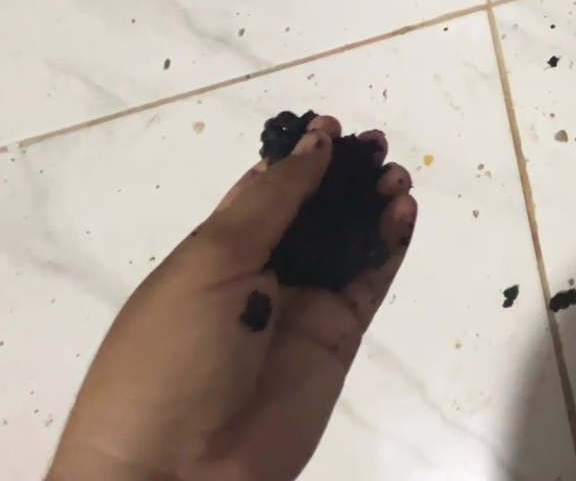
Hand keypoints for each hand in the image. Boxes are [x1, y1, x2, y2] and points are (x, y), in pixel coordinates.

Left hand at [49, 114, 415, 480]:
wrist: (174, 479)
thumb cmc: (171, 358)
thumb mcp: (211, 263)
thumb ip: (273, 200)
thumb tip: (314, 143)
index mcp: (219, 250)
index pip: (268, 189)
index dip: (301, 156)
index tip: (333, 129)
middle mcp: (265, 271)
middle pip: (317, 208)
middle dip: (346, 173)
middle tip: (377, 146)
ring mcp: (304, 303)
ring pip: (350, 238)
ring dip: (374, 201)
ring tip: (396, 176)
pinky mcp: (339, 334)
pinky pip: (371, 277)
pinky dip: (391, 242)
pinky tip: (404, 209)